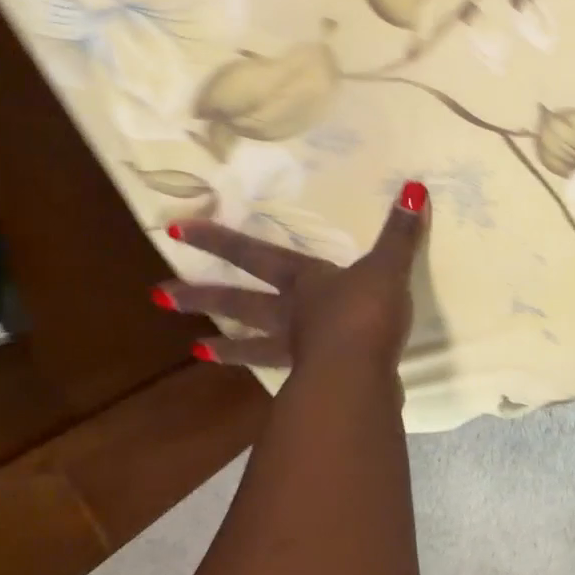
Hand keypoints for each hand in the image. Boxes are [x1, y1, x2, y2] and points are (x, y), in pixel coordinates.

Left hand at [154, 182, 428, 371]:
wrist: (359, 372)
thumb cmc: (365, 314)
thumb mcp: (387, 268)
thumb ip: (400, 234)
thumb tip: (415, 188)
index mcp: (305, 282)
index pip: (256, 255)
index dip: (220, 241)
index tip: (173, 230)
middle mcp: (292, 314)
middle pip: (242, 301)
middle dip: (203, 296)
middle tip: (159, 297)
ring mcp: (299, 350)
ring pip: (256, 344)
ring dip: (228, 347)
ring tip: (196, 349)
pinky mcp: (315, 381)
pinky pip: (289, 375)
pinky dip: (280, 379)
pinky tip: (276, 386)